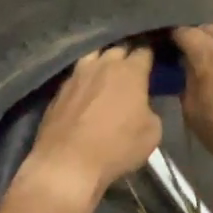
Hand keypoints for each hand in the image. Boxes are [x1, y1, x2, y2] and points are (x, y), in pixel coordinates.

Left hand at [21, 45, 161, 202]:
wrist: (68, 162)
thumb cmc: (116, 147)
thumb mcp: (151, 133)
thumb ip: (150, 110)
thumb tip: (141, 106)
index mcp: (129, 71)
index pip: (144, 51)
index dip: (150, 57)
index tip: (153, 65)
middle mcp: (102, 64)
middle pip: (118, 50)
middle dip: (126, 57)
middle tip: (131, 72)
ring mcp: (77, 74)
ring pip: (93, 56)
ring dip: (102, 63)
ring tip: (106, 76)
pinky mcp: (59, 88)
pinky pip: (76, 75)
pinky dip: (84, 79)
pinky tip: (86, 91)